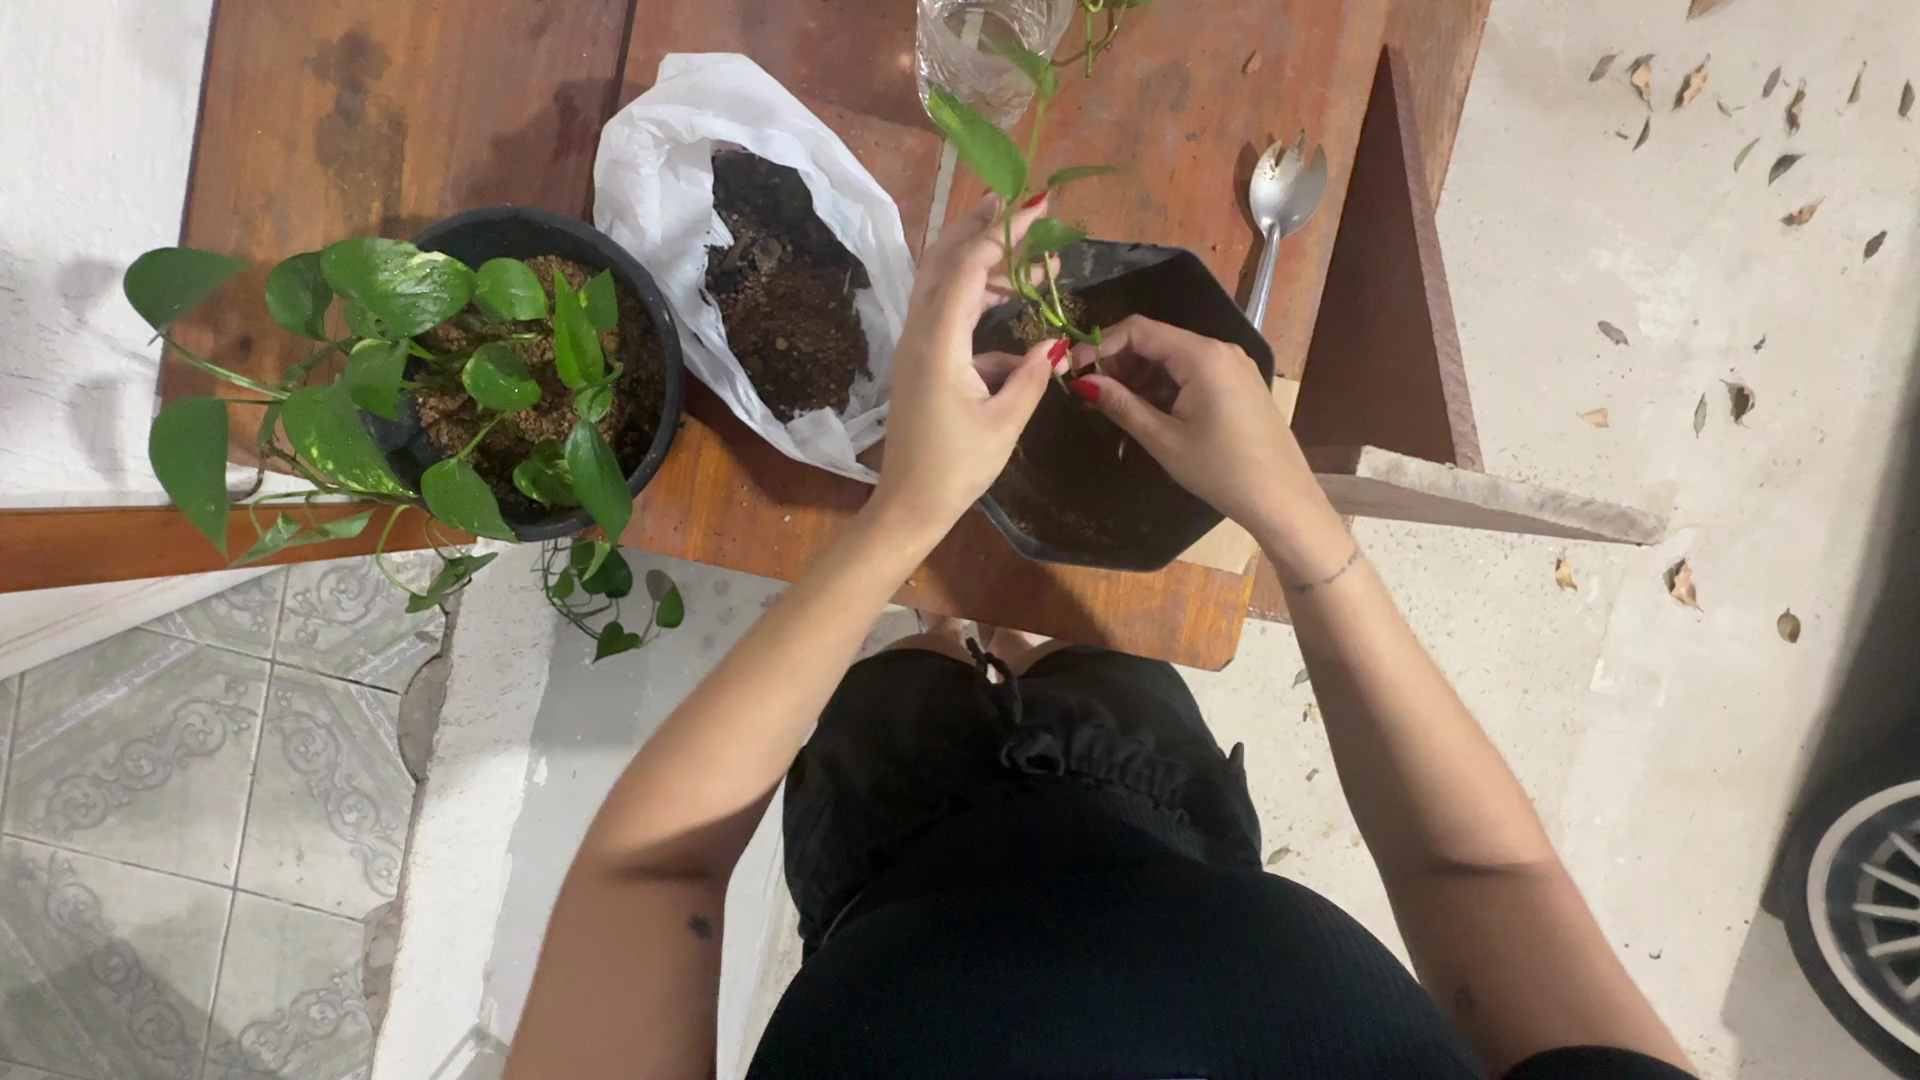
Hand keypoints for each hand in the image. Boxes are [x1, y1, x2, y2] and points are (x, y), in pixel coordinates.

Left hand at [872, 195, 1058, 531]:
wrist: (910, 503)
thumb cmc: (957, 468)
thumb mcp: (1005, 422)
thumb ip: (1032, 375)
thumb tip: (1054, 344)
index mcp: (939, 342)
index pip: (969, 266)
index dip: (1004, 232)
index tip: (1039, 208)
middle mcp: (919, 333)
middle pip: (946, 260)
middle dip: (983, 229)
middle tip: (1022, 207)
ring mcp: (915, 346)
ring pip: (944, 285)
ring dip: (983, 264)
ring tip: (1029, 256)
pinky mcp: (919, 361)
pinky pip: (947, 315)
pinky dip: (976, 302)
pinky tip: (1011, 314)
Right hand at [1068, 316, 1347, 575]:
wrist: (1280, 498)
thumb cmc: (1220, 470)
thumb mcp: (1163, 438)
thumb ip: (1121, 405)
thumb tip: (1083, 383)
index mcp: (1201, 356)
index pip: (1139, 330)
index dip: (1100, 346)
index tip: (1073, 371)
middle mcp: (1218, 349)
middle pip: (1155, 340)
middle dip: (1118, 362)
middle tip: (1090, 394)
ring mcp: (1231, 365)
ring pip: (1172, 357)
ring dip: (1139, 376)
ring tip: (1114, 407)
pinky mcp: (1236, 383)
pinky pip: (1191, 372)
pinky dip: (1163, 386)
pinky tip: (1148, 412)